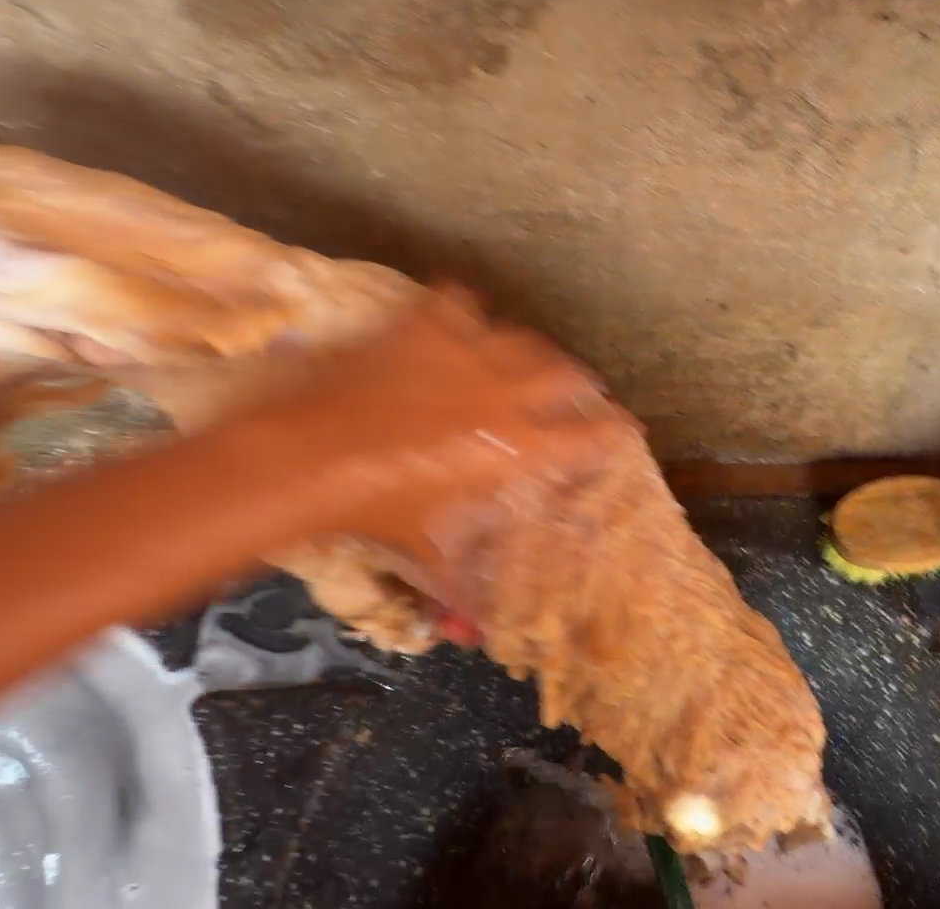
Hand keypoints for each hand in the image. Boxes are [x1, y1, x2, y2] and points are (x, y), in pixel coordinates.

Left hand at [223, 290, 625, 597]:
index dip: (617, 432)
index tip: (630, 429)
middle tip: (585, 390)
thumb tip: (472, 635)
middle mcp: (506, 395)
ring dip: (534, 352)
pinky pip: (461, 304)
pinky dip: (465, 313)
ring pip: (524, 339)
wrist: (308, 456)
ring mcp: (467, 354)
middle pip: (569, 376)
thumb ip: (460, 581)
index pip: (591, 437)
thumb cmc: (376, 510)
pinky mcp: (427, 326)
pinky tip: (461, 322)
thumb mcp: (427, 548)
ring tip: (530, 358)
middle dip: (583, 385)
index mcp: (518, 447)